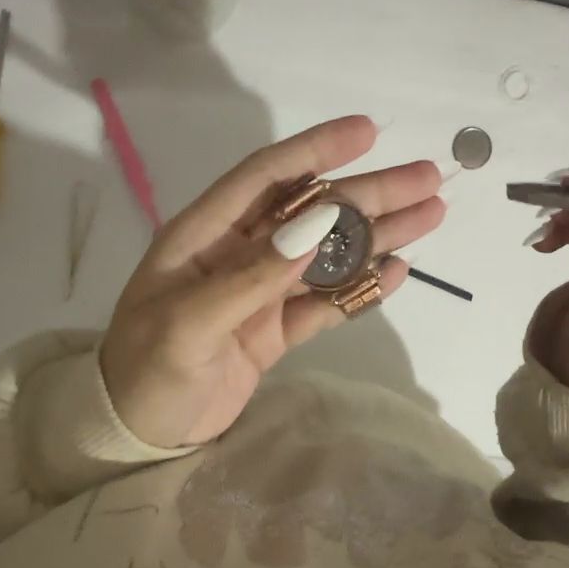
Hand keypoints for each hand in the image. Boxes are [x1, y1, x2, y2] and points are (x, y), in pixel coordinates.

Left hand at [98, 116, 444, 447]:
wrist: (138, 435)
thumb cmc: (147, 372)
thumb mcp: (189, 322)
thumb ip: (251, 276)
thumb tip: (316, 225)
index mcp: (203, 237)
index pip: (266, 178)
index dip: (316, 151)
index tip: (369, 132)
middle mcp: (235, 255)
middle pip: (311, 213)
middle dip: (368, 194)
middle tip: (428, 179)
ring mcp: (258, 295)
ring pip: (326, 256)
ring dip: (376, 237)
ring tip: (430, 216)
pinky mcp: (272, 332)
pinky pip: (323, 304)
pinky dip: (360, 290)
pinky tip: (397, 272)